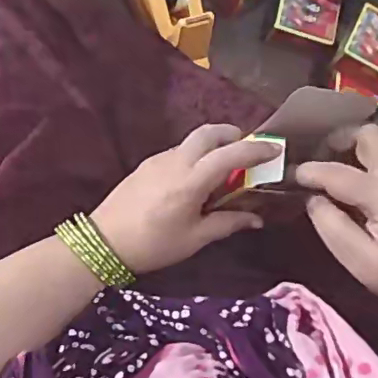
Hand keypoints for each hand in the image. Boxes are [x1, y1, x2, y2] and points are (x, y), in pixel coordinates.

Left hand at [90, 124, 277, 273]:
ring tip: (219, 171)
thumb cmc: (153, 245)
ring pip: (191, 141)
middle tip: (245, 151)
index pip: (230, 154)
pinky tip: (193, 181)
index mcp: (190, 181)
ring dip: (211, 146)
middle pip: (208, 132)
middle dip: (232, 135)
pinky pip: (176, 152)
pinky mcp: (145, 165)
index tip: (275, 149)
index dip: (256, 149)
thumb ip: (226, 223)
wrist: (103, 242)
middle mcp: (175, 162)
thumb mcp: (194, 239)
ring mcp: (157, 160)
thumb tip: (255, 219)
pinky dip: (193, 157)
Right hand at [294, 123, 377, 318]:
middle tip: (322, 160)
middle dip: (339, 140)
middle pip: (368, 134)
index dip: (310, 171)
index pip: (337, 173)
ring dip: (366, 138)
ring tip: (348, 157)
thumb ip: (331, 227)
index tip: (292, 176)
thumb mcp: (360, 263)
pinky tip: (376, 162)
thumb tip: (313, 199)